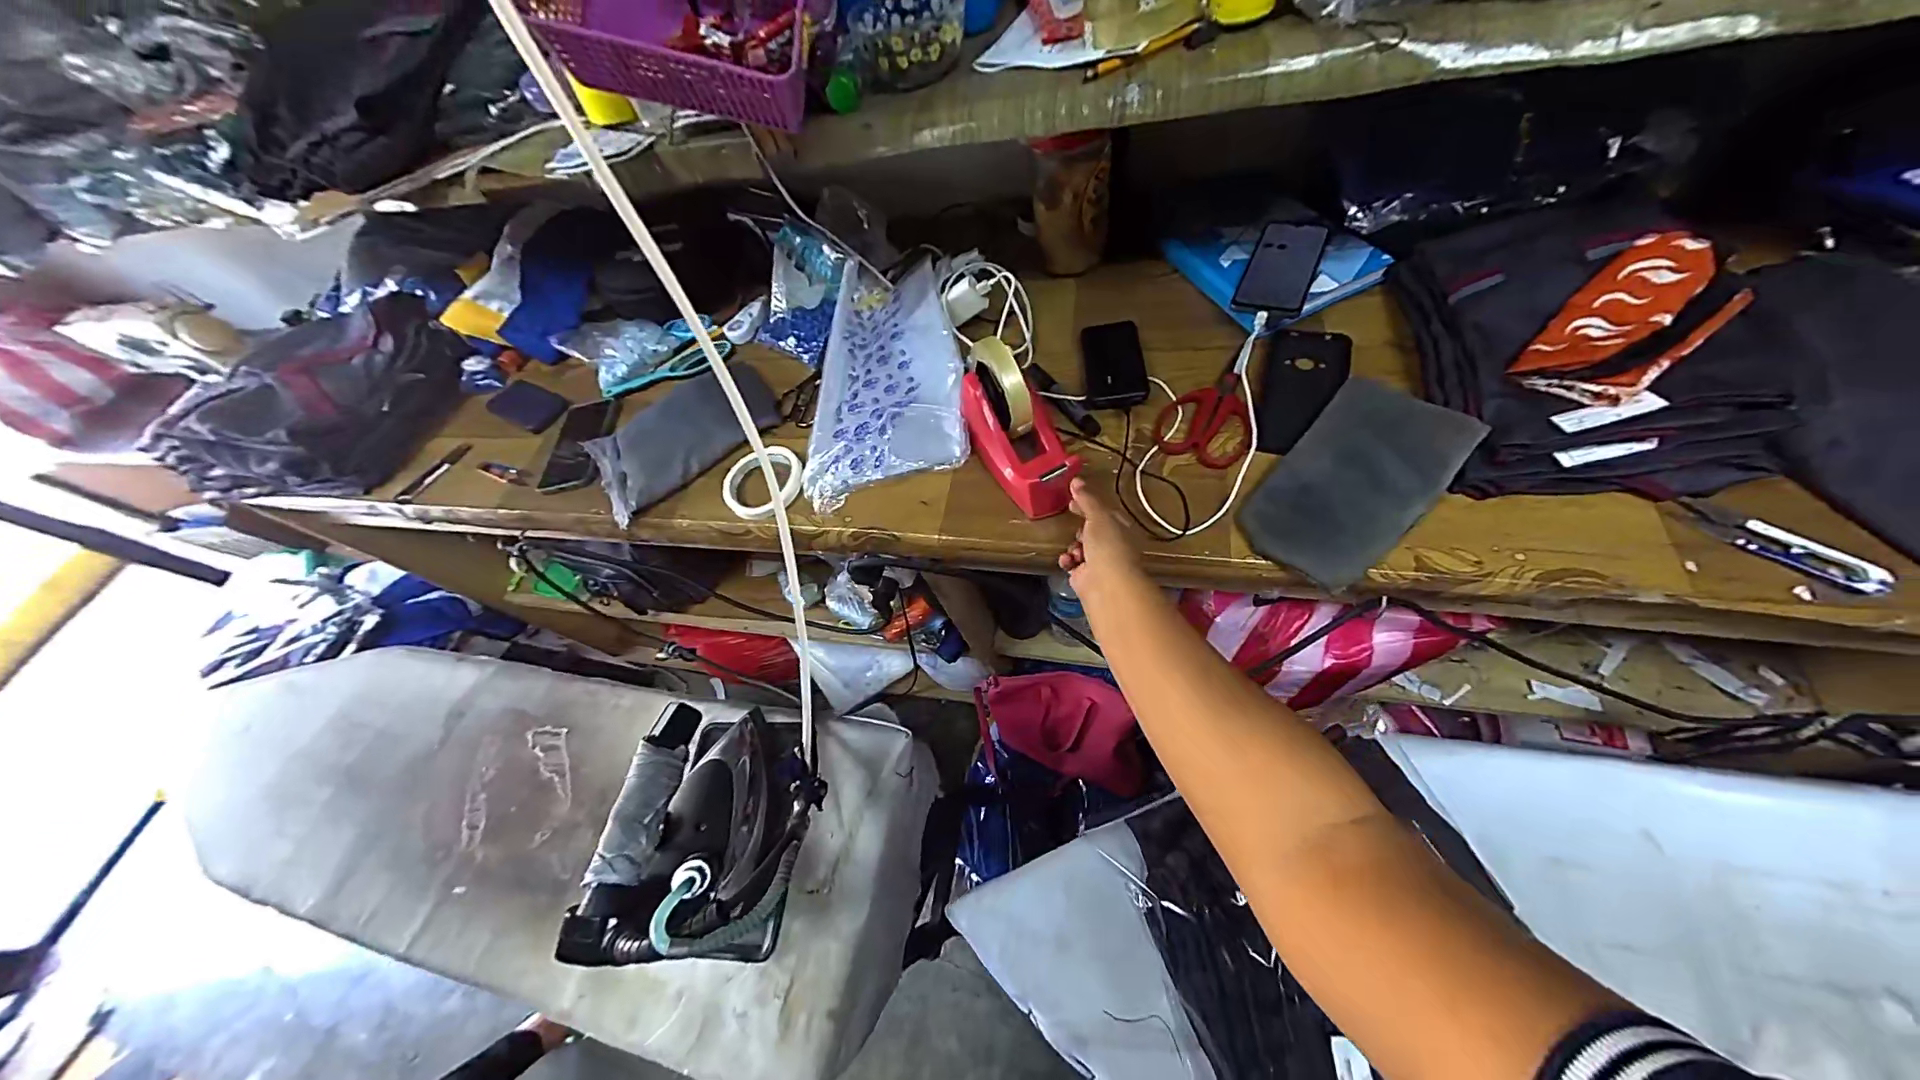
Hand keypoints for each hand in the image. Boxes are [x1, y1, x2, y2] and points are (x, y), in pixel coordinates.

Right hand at [1058, 478, 1143, 598]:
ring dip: (1073, 546)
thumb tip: (1076, 480)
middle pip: (1092, 531)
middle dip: (1080, 528)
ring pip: (1081, 548)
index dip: (1089, 505)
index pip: (1105, 513)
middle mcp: (1112, 545)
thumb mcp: (1098, 516)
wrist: (1107, 583)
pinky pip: (1072, 564)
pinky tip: (1068, 561)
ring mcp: (1100, 562)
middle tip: (1071, 522)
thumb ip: (1086, 499)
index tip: (1073, 499)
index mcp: (1121, 528)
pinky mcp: (1086, 576)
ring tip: (1075, 549)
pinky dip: (1068, 561)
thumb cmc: (1108, 546)